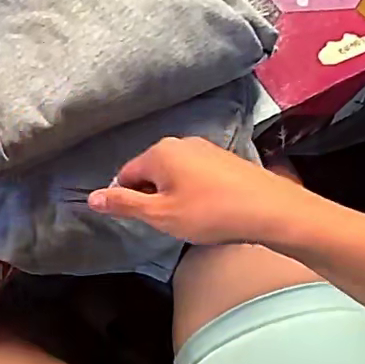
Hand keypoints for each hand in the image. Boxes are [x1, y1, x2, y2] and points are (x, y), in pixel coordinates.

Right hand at [87, 136, 333, 246]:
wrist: (273, 211)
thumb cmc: (209, 213)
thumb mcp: (159, 214)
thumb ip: (123, 204)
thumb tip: (91, 197)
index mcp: (159, 152)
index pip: (124, 175)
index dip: (129, 200)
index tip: (147, 219)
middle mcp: (179, 143)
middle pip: (148, 172)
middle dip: (151, 195)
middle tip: (169, 220)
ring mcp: (204, 148)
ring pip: (171, 174)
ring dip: (172, 194)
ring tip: (190, 217)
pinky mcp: (224, 158)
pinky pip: (193, 174)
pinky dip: (193, 191)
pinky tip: (209, 208)